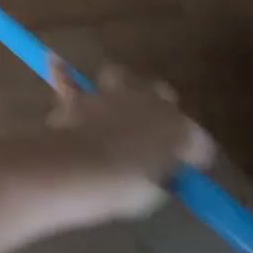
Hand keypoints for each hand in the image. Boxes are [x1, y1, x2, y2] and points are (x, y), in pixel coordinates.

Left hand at [47, 62, 216, 219]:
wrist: (84, 167)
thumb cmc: (129, 186)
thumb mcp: (155, 190)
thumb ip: (159, 175)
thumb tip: (153, 174)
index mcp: (182, 131)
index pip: (198, 141)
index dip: (192, 154)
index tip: (184, 166)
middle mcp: (150, 104)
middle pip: (162, 94)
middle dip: (159, 106)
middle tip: (151, 126)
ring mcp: (112, 95)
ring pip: (120, 75)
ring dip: (119, 85)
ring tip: (115, 95)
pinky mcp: (79, 96)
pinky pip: (68, 79)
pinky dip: (62, 73)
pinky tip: (54, 61)